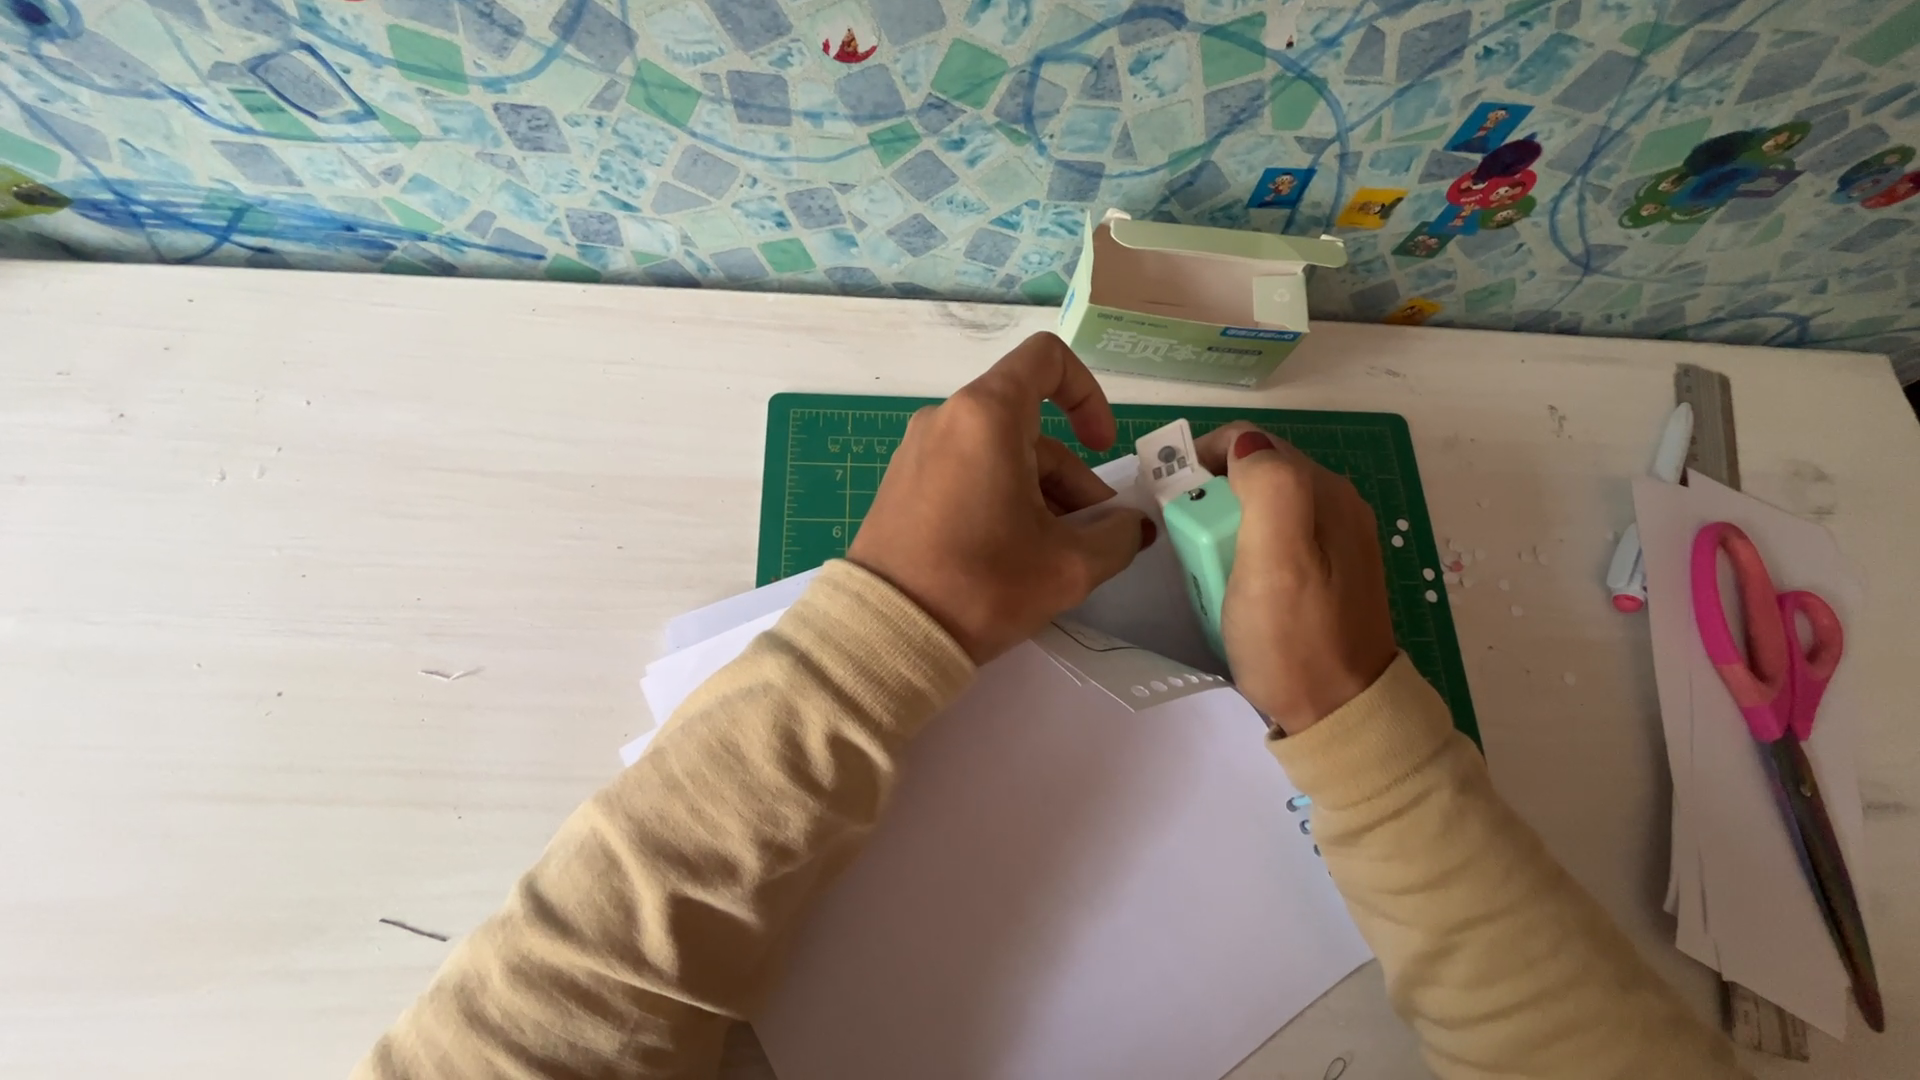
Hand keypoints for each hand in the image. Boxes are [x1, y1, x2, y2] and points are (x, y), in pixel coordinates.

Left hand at [848, 333, 1154, 663]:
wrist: (887, 631)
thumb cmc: (982, 584)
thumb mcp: (1069, 565)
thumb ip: (1117, 536)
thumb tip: (1131, 526)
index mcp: (986, 415)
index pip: (1047, 360)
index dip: (1088, 394)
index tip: (1102, 447)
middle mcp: (947, 419)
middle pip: (1029, 429)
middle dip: (1072, 479)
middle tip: (1093, 539)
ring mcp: (918, 452)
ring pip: (1000, 457)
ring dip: (1040, 497)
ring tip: (1056, 558)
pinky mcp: (902, 486)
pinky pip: (967, 475)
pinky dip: (1001, 501)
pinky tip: (1012, 557)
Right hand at [1194, 424, 1397, 734]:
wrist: (1338, 713)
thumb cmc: (1295, 637)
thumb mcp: (1277, 557)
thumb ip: (1267, 486)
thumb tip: (1244, 446)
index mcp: (1323, 491)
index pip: (1250, 442)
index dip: (1203, 459)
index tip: (1171, 500)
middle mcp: (1333, 504)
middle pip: (1254, 471)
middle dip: (1211, 495)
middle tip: (1188, 541)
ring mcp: (1332, 539)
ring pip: (1260, 506)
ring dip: (1223, 525)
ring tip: (1207, 565)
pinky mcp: (1324, 571)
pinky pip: (1271, 538)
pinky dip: (1242, 549)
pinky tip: (1234, 582)